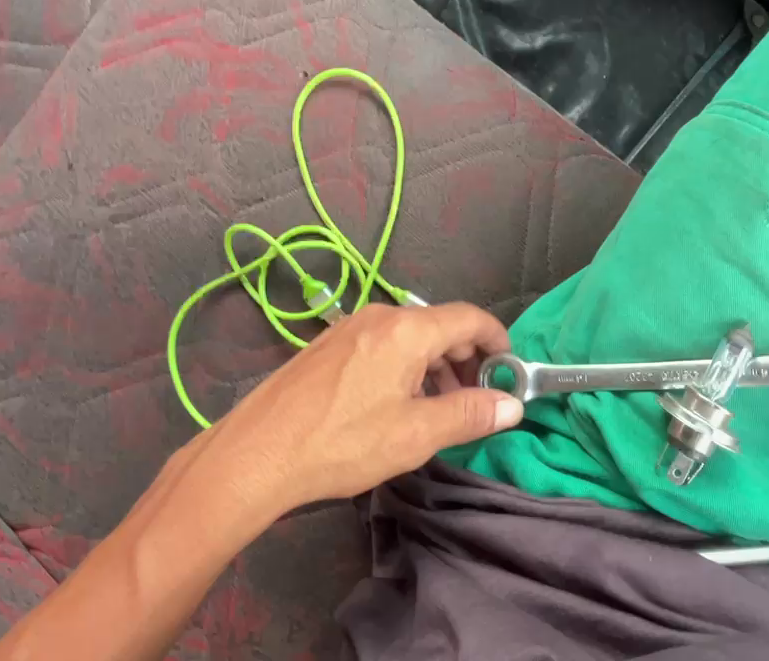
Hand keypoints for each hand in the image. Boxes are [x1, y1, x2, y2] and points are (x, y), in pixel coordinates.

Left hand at [199, 302, 523, 515]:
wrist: (256, 453)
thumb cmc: (342, 443)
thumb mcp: (415, 435)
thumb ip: (469, 414)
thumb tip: (513, 405)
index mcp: (407, 329)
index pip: (470, 318)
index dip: (498, 341)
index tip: (510, 373)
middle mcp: (380, 315)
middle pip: (441, 324)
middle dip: (467, 358)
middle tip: (476, 400)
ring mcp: (350, 327)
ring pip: (411, 336)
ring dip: (436, 366)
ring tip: (438, 409)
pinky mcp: (329, 344)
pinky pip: (384, 343)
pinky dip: (406, 365)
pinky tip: (397, 404)